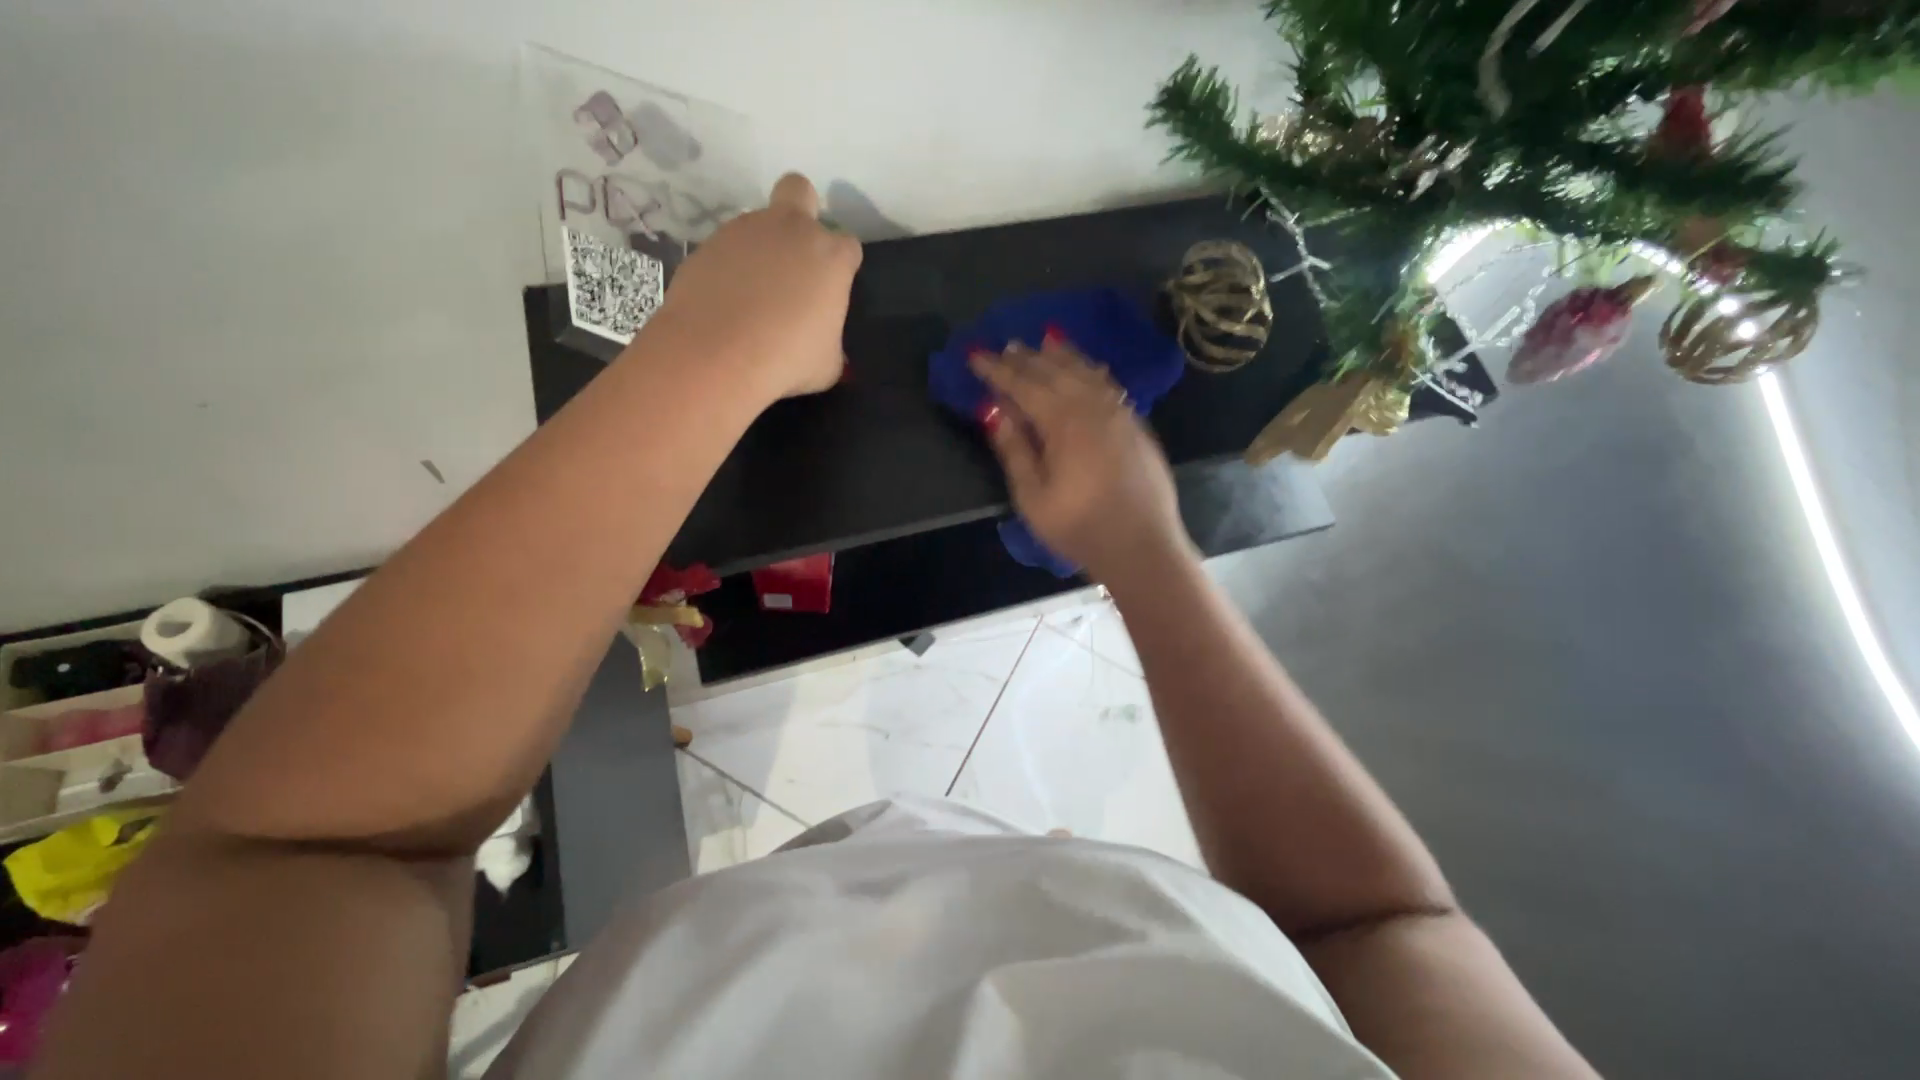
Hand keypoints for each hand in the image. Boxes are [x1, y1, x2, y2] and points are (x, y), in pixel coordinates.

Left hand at [650, 173, 862, 401]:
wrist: (716, 356)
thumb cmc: (787, 359)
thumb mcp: (827, 363)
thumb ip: (830, 341)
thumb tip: (824, 346)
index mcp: (829, 256)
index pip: (847, 246)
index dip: (841, 266)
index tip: (831, 289)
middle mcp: (790, 230)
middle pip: (799, 190)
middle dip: (801, 210)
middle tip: (793, 254)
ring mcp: (744, 231)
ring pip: (757, 224)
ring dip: (759, 249)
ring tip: (749, 295)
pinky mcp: (707, 245)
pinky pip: (724, 250)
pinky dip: (727, 269)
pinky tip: (723, 302)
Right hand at [971, 338, 1192, 583]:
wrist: (1143, 547)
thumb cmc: (1080, 528)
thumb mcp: (1033, 496)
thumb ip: (1014, 449)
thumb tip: (995, 411)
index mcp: (1062, 421)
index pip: (1023, 385)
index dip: (997, 370)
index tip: (975, 356)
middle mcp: (1092, 406)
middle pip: (1055, 371)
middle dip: (1027, 358)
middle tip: (1006, 346)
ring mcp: (1119, 412)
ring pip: (1086, 372)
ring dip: (1061, 357)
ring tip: (1043, 344)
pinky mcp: (1136, 424)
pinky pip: (1108, 383)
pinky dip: (1091, 370)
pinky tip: (1087, 369)